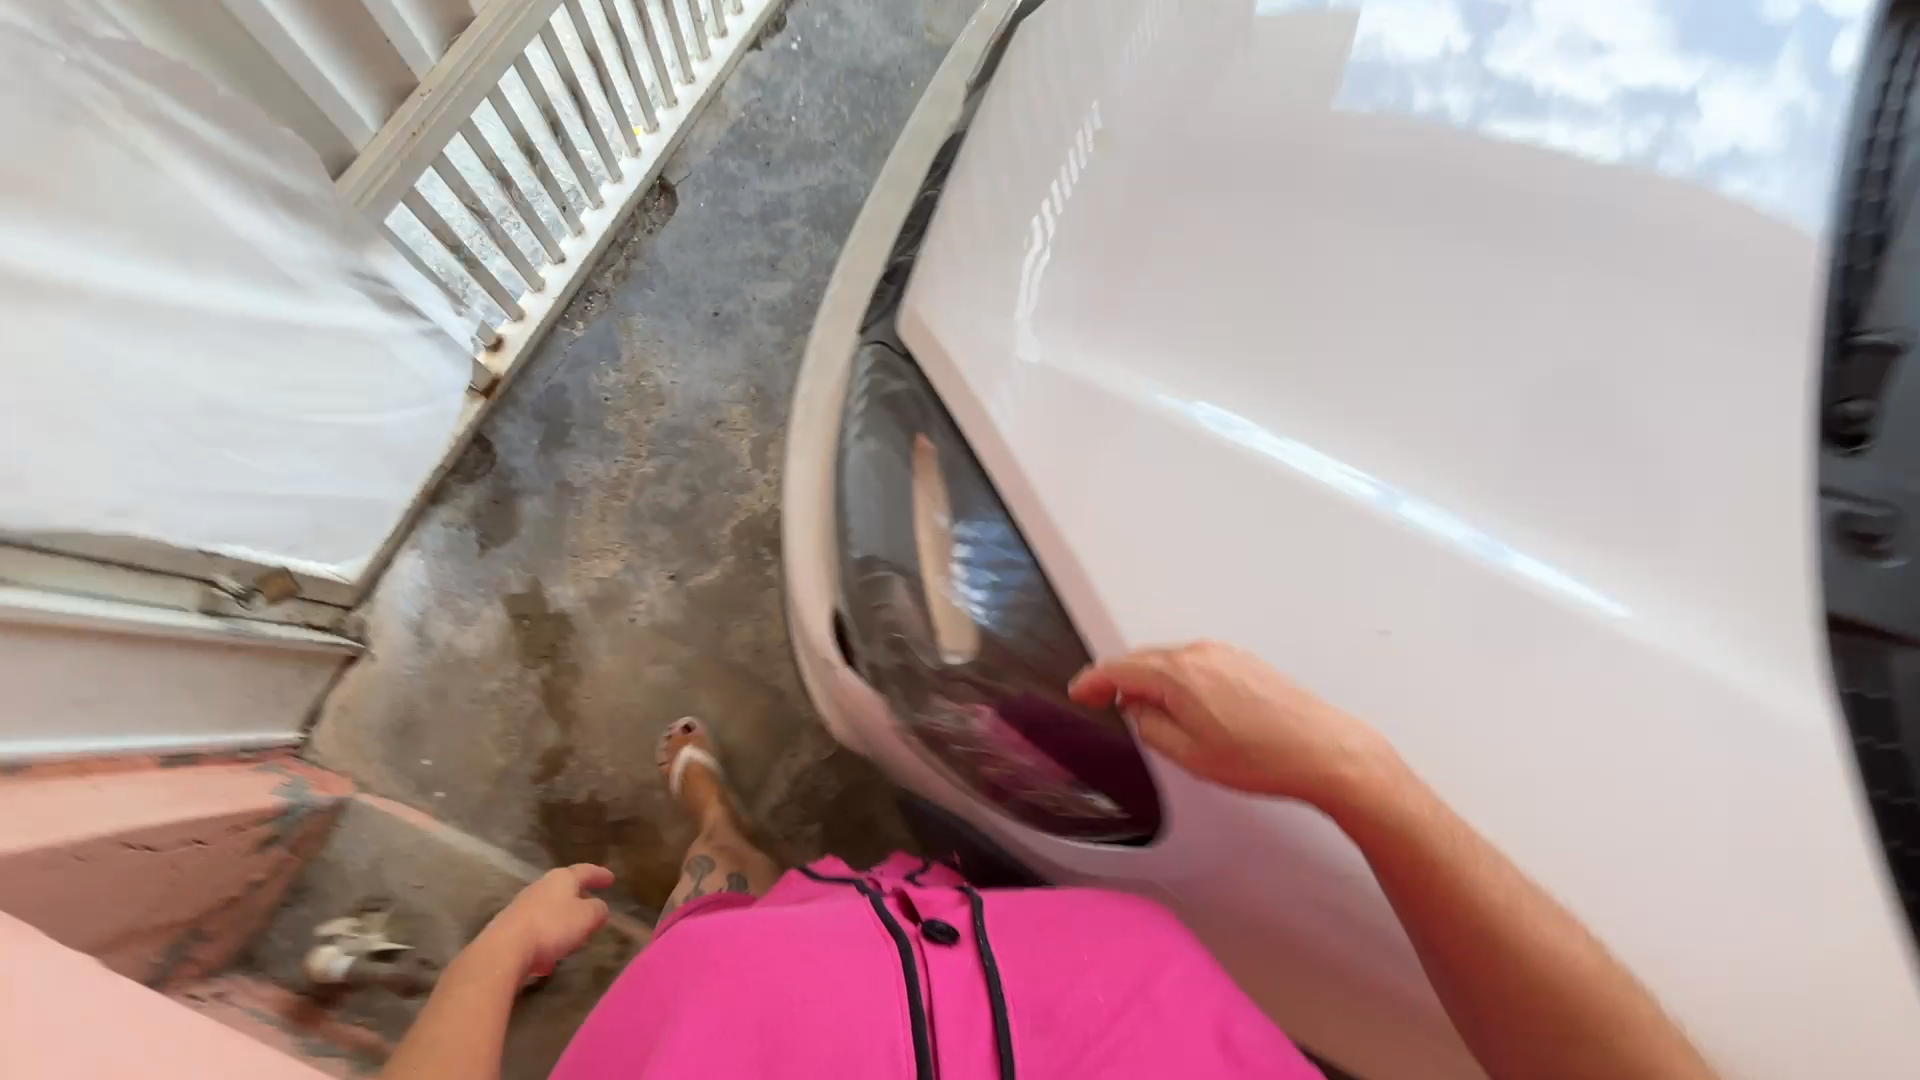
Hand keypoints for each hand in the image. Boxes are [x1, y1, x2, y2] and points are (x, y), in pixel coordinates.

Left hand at [478, 864, 613, 976]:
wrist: (502, 952)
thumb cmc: (551, 928)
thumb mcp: (587, 918)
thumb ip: (598, 910)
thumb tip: (599, 908)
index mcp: (562, 879)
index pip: (585, 871)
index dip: (599, 875)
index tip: (610, 879)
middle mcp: (540, 888)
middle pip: (563, 890)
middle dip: (577, 900)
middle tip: (589, 908)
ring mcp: (520, 908)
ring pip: (547, 913)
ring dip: (560, 925)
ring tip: (570, 941)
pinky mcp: (506, 930)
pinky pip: (533, 933)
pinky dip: (543, 943)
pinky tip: (545, 963)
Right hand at [1069, 640, 1395, 807]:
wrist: (1325, 751)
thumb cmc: (1264, 756)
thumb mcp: (1188, 754)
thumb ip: (1149, 727)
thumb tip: (1137, 710)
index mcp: (1179, 674)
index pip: (1119, 669)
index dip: (1092, 681)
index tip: (1079, 691)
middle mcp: (1199, 653)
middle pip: (1142, 659)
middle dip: (1118, 680)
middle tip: (1103, 700)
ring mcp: (1223, 653)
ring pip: (1168, 660)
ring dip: (1149, 679)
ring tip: (1143, 709)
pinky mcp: (1241, 660)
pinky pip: (1193, 662)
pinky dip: (1175, 678)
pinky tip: (1181, 702)